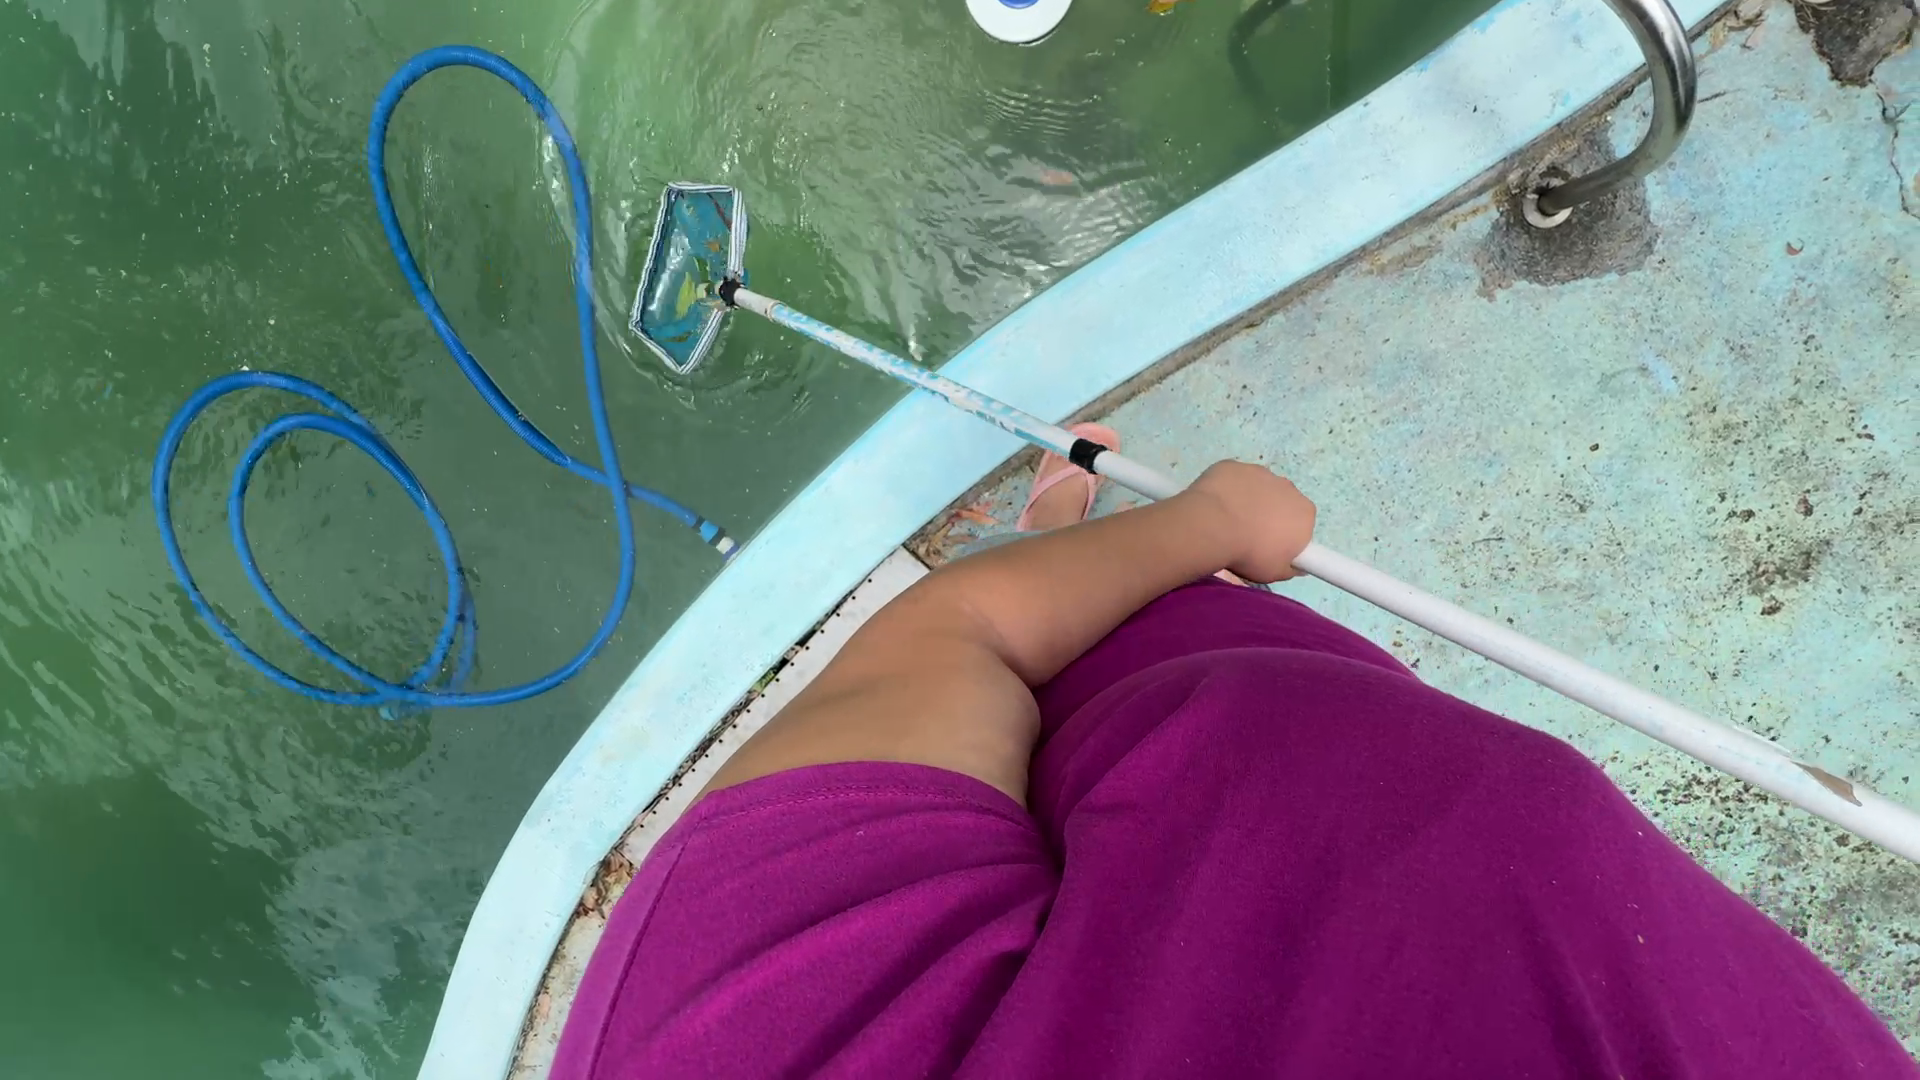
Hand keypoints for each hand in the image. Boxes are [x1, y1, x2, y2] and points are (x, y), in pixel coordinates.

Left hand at [1181, 461, 1316, 582]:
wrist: (1212, 527)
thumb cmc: (1248, 553)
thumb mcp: (1274, 572)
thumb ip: (1290, 567)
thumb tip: (1297, 566)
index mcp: (1304, 512)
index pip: (1300, 523)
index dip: (1284, 534)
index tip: (1267, 544)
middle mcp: (1288, 487)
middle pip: (1279, 501)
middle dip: (1266, 514)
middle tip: (1244, 533)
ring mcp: (1259, 472)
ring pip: (1254, 487)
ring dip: (1244, 499)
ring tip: (1224, 519)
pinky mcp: (1232, 465)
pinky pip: (1230, 478)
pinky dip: (1224, 488)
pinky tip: (1212, 503)